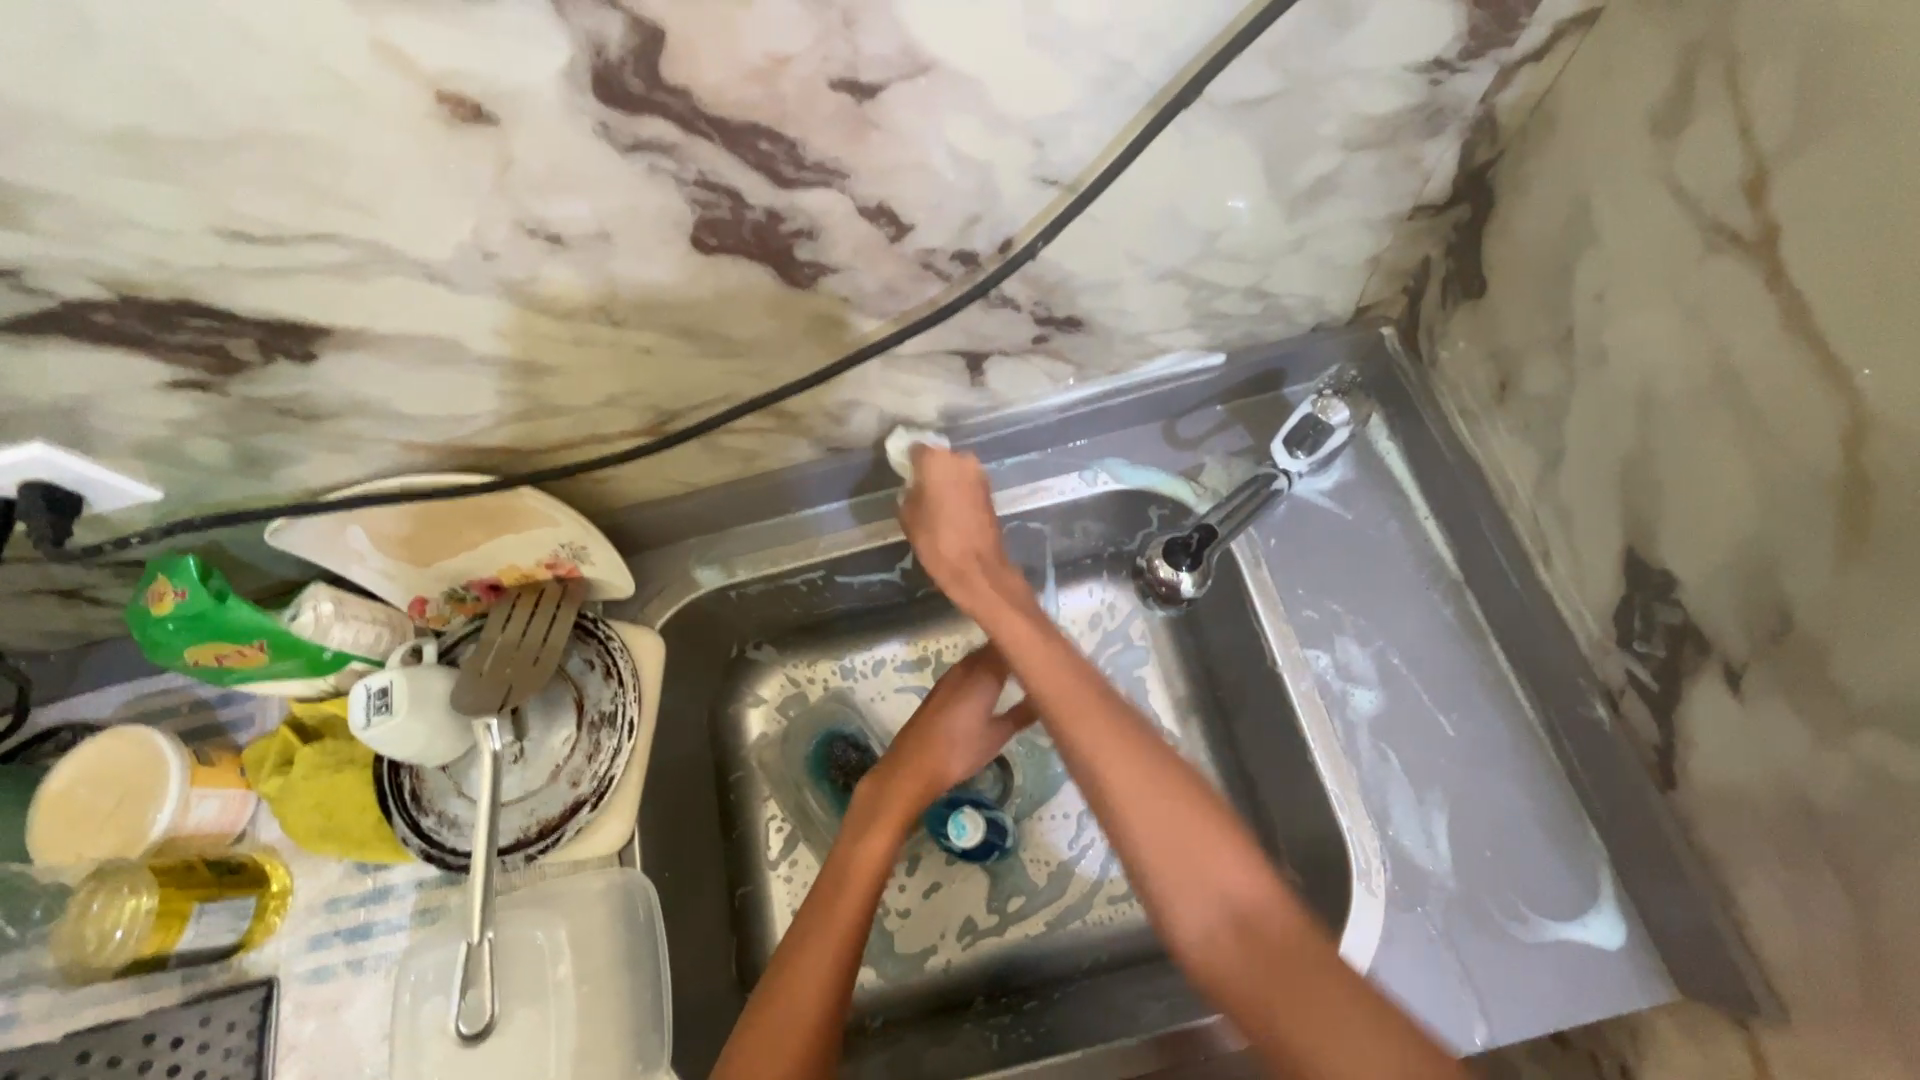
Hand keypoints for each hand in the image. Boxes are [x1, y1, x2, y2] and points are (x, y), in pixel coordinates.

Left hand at [866, 646, 1037, 810]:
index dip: (1028, 643)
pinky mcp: (942, 686)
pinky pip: (969, 667)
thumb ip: (1022, 714)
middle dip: (1015, 649)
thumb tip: (1045, 700)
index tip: (1048, 650)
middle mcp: (967, 666)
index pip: (1009, 644)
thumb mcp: (998, 735)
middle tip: (1039, 659)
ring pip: (980, 656)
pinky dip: (984, 668)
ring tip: (1021, 669)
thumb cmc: (960, 750)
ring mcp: (951, 674)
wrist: (914, 764)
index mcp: (984, 673)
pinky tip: (994, 684)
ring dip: (998, 658)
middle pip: (994, 646)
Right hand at [899, 445, 1029, 618]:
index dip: (908, 460)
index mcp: (936, 460)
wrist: (977, 567)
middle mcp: (961, 459)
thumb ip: (909, 494)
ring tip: (934, 500)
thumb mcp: (908, 517)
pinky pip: (967, 483)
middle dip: (930, 469)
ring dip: (946, 480)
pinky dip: (958, 490)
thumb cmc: (936, 540)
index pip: (916, 448)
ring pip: (956, 470)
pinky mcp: (989, 491)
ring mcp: (979, 474)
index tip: (902, 472)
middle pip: (939, 457)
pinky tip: (950, 508)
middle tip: (919, 487)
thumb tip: (914, 488)